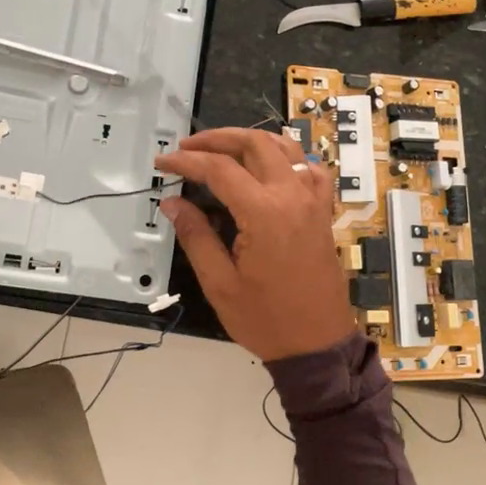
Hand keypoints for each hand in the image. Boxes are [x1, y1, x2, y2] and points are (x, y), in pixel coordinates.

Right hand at [155, 128, 353, 362]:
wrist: (317, 346)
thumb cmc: (265, 320)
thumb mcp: (219, 283)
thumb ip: (195, 236)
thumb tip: (172, 202)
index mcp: (264, 212)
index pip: (219, 169)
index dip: (187, 161)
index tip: (163, 161)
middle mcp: (292, 196)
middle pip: (254, 143)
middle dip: (217, 139)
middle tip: (188, 148)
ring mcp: (313, 201)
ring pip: (285, 147)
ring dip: (251, 140)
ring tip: (222, 149)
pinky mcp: (323, 212)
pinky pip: (310, 168)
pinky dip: (288, 157)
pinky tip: (270, 166)